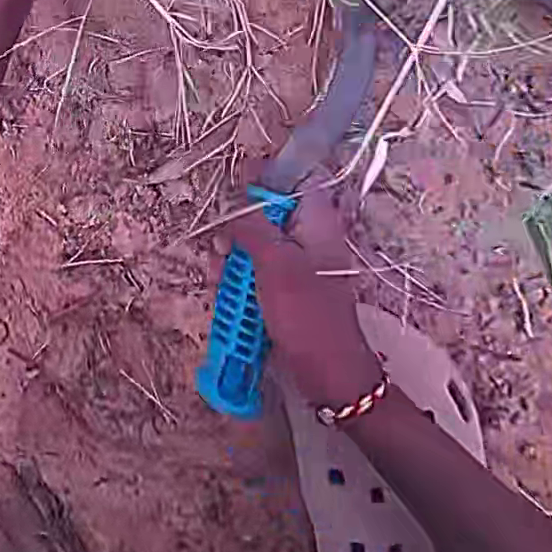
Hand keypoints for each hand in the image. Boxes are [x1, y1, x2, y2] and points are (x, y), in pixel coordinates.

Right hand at [229, 191, 382, 406]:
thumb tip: (232, 202)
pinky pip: (256, 269)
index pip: (295, 179)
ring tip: (223, 275)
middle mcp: (308, 236)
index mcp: (317, 222)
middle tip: (225, 246)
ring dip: (234, 256)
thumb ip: (251, 226)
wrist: (328, 374)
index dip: (265, 177)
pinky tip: (229, 290)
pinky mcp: (285, 286)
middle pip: (266, 213)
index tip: (235, 188)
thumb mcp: (274, 264)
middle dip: (238, 227)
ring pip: (255, 242)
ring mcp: (297, 263)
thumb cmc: (307, 314)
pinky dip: (239, 276)